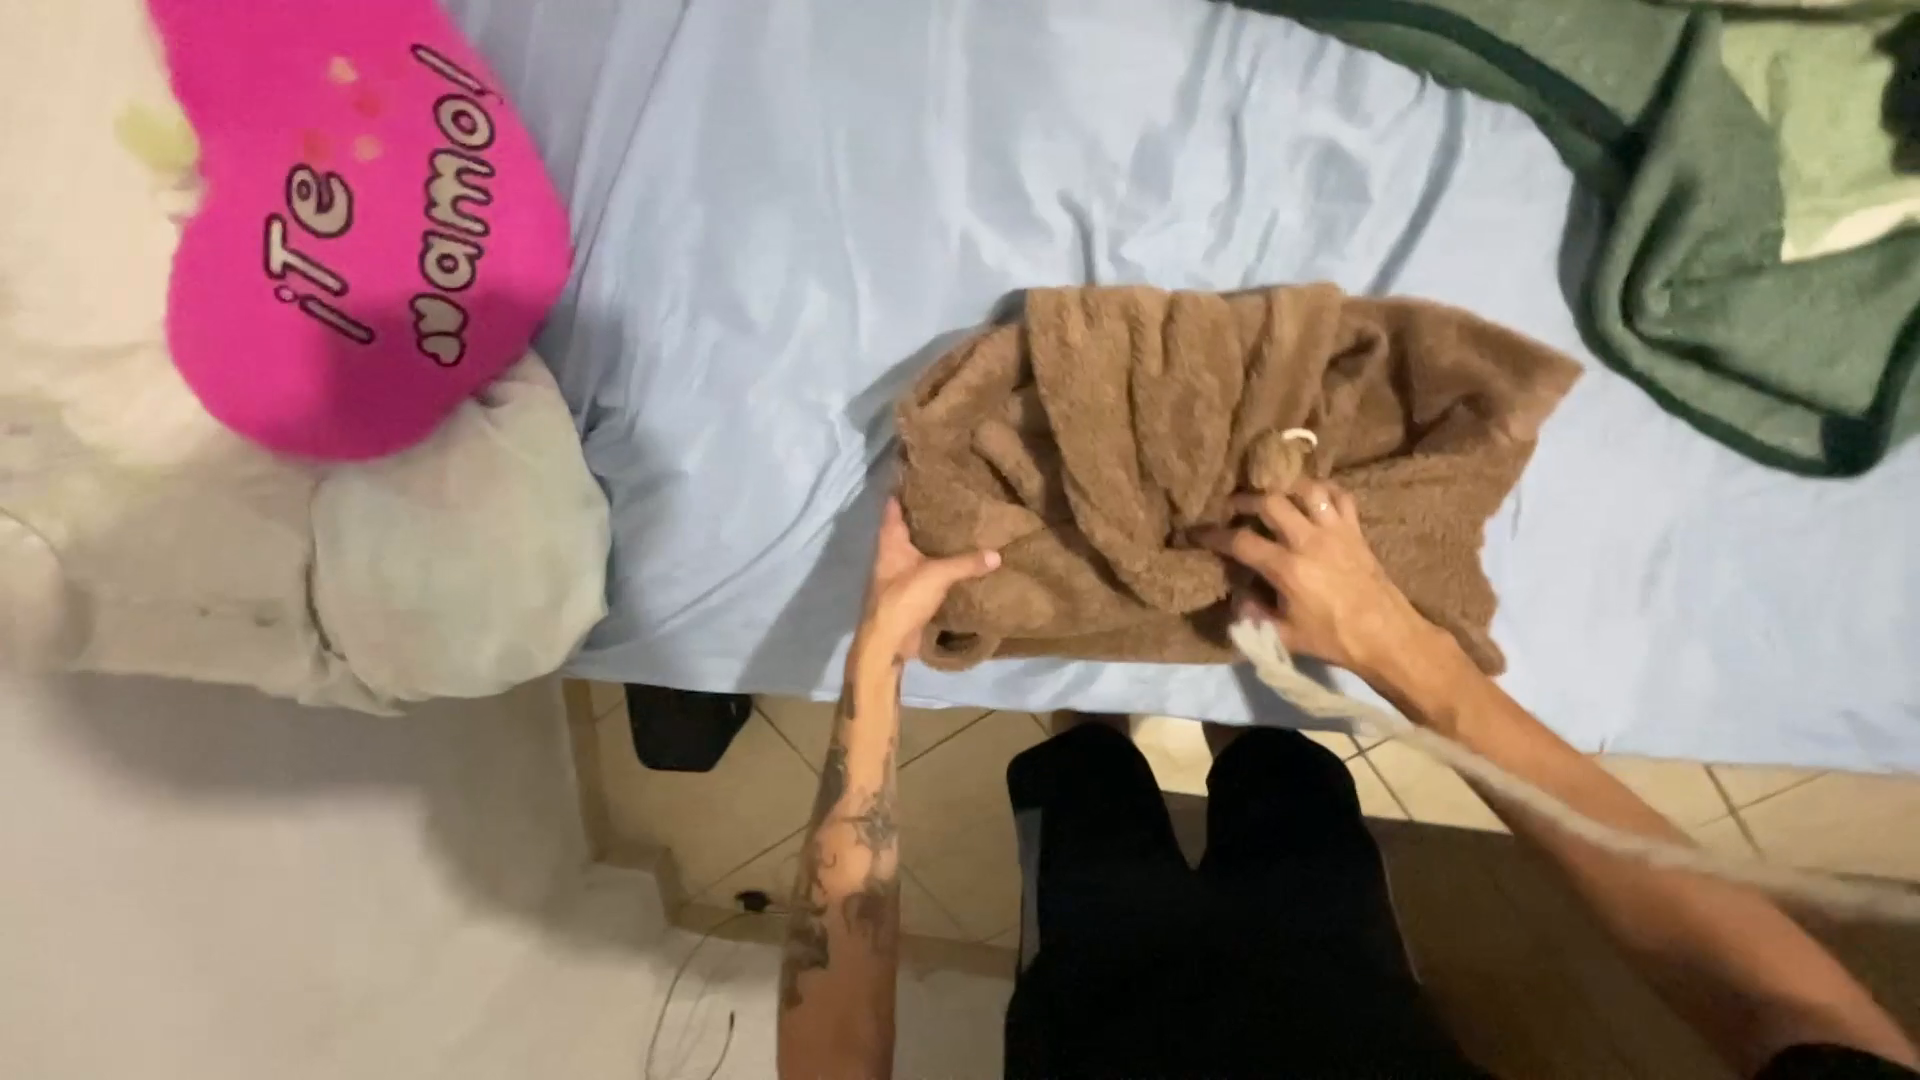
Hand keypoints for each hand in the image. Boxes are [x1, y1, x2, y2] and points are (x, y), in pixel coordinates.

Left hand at [851, 497, 1000, 667]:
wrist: (888, 642)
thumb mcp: (937, 575)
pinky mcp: (911, 591)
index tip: (923, 473)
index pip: (894, 505)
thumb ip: (966, 563)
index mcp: (890, 540)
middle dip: (926, 513)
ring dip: (934, 539)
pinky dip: (941, 563)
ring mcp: (900, 573)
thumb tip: (997, 554)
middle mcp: (892, 552)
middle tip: (952, 496)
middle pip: (908, 525)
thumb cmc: (903, 598)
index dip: (905, 488)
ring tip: (961, 523)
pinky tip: (960, 558)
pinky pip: (928, 570)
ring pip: (918, 548)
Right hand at [1196, 478, 1439, 680]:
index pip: (1240, 541)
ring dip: (1284, 488)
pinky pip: (1340, 497)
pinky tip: (1311, 497)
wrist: (1388, 637)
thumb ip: (1253, 616)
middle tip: (1232, 507)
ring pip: (1307, 490)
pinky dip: (1323, 491)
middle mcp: (1309, 541)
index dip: (1213, 535)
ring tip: (1271, 494)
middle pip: (1270, 502)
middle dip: (1244, 500)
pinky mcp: (1356, 531)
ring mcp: (1336, 532)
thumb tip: (1235, 597)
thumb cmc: (1333, 639)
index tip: (1197, 533)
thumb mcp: (1284, 637)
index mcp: (1287, 568)